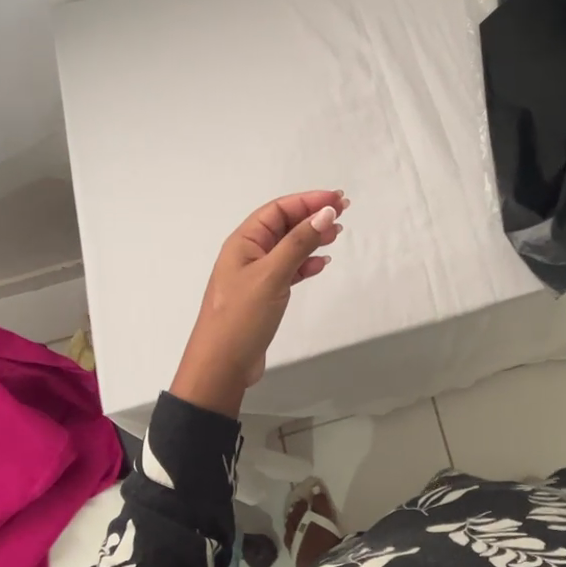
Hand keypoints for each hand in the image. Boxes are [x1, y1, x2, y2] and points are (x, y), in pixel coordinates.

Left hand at [169, 190, 347, 417]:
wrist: (221, 366)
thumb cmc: (241, 317)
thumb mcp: (272, 275)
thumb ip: (299, 243)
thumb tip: (326, 213)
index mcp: (244, 241)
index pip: (278, 209)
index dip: (308, 200)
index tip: (338, 200)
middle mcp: (248, 253)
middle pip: (284, 225)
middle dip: (312, 216)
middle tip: (344, 212)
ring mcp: (256, 275)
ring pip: (288, 247)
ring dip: (312, 238)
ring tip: (337, 234)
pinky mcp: (264, 295)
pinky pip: (288, 269)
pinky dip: (306, 264)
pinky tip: (321, 263)